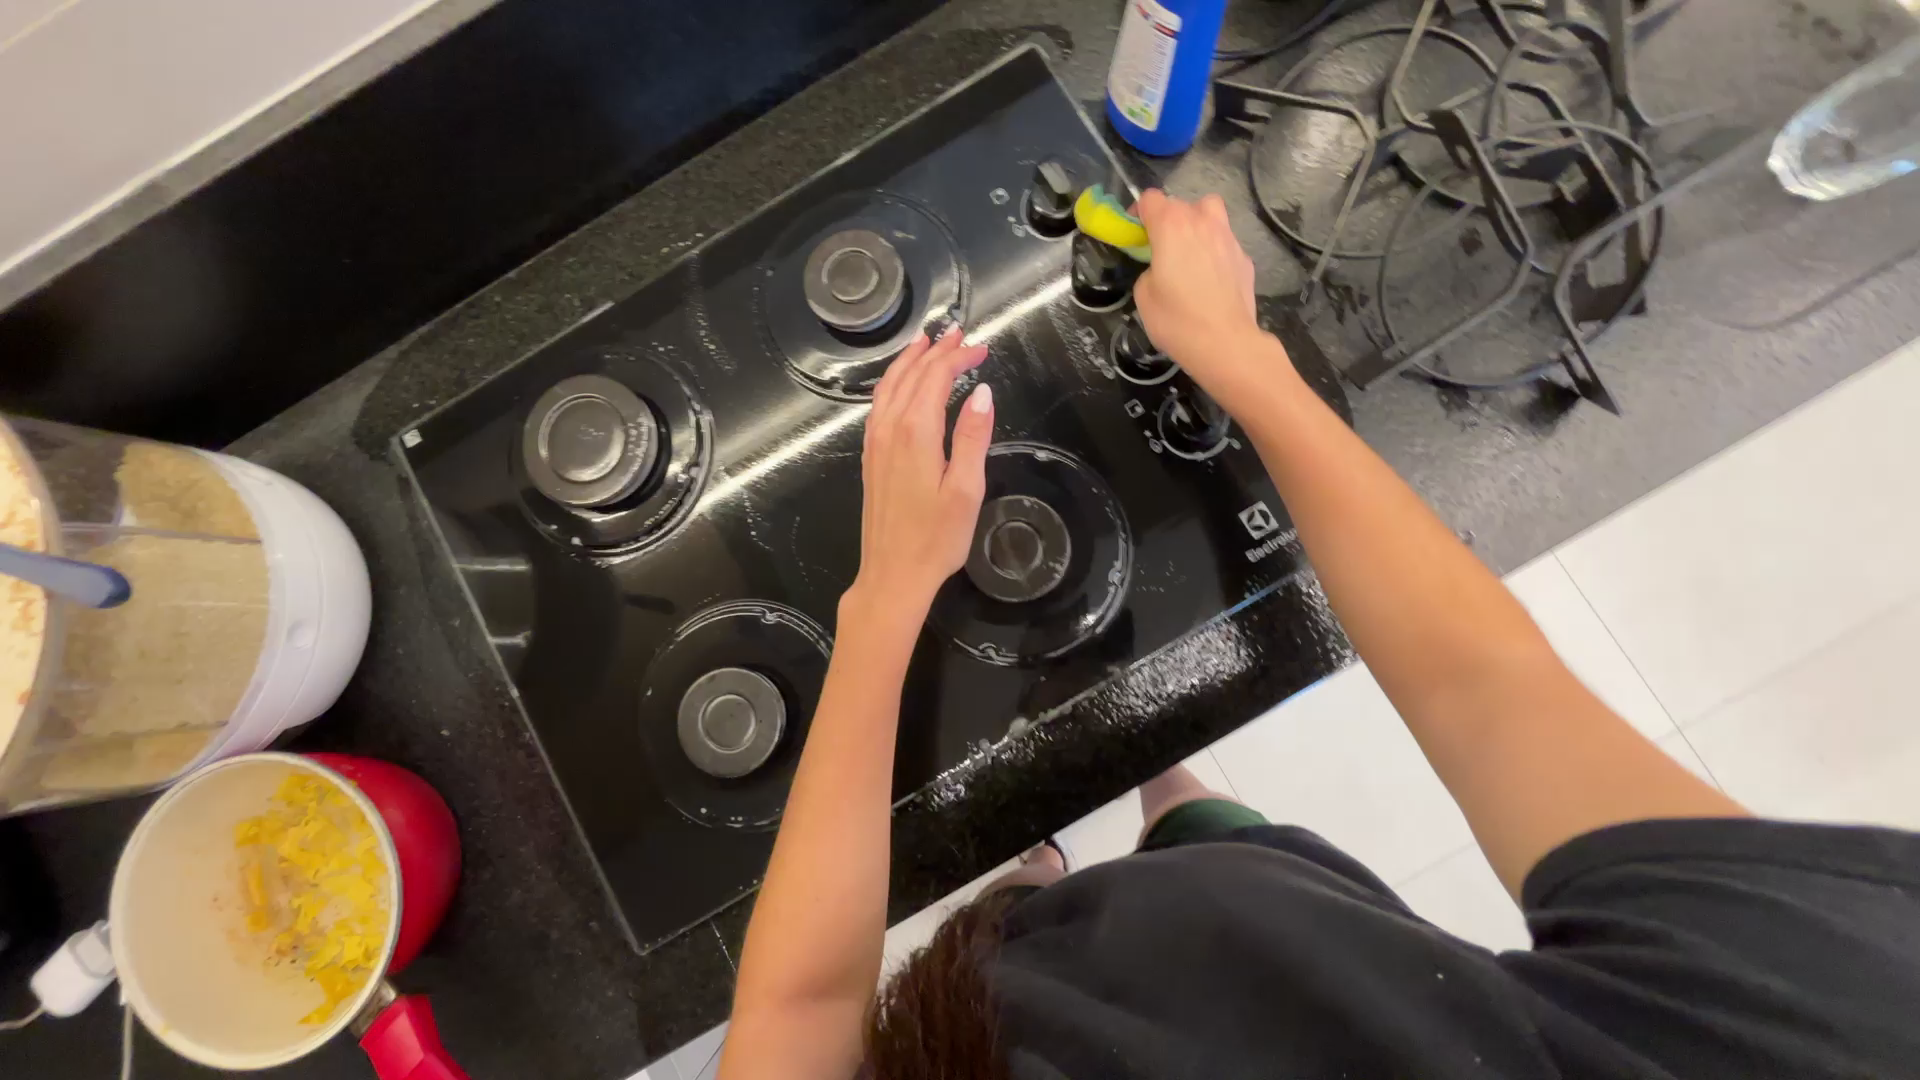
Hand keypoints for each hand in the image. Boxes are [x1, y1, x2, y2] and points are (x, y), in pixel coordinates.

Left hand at [846, 330, 994, 622]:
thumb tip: (982, 392)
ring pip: (889, 387)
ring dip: (910, 362)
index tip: (982, 347)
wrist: (892, 574)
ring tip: (927, 343)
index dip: (959, 357)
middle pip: (911, 376)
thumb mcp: (966, 490)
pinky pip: (879, 406)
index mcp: (916, 433)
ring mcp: (875, 443)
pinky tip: (901, 386)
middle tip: (958, 333)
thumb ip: (973, 437)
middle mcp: (889, 430)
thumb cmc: (936, 539)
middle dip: (936, 351)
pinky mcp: (870, 457)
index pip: (936, 377)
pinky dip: (893, 384)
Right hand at [1133, 190, 1295, 410]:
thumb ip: (1149, 269)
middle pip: (1180, 204)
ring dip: (1197, 223)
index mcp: (1171, 226)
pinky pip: (1224, 241)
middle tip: (1159, 248)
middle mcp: (1202, 222)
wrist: (1224, 342)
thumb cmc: (1176, 319)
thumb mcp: (1143, 296)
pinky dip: (1214, 249)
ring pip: (1210, 212)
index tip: (1135, 233)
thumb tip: (1161, 268)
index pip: (1151, 199)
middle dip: (1167, 220)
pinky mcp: (1244, 257)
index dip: (1139, 213)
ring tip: (1190, 251)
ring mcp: (1228, 237)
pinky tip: (1210, 277)